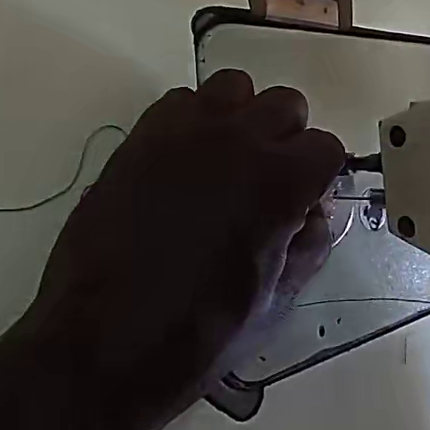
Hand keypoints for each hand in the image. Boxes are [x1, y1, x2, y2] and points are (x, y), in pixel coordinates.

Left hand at [26, 69, 343, 429]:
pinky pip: (179, 102)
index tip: (304, 203)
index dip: (320, 177)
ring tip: (225, 162)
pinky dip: (192, 121)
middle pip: (283, 104)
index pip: (325, 147)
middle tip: (268, 182)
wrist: (104, 342)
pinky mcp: (139, 139)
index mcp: (278, 182)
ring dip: (240, 118)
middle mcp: (235, 141)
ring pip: (231, 88)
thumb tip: (315, 212)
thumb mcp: (275, 301)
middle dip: (287, 139)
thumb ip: (309, 245)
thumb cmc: (200, 333)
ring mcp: (182, 133)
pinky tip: (183, 164)